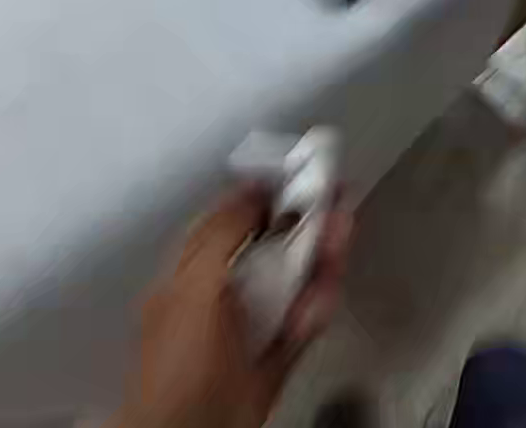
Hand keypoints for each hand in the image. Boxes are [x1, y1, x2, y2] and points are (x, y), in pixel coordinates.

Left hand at [115, 187, 353, 427]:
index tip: (303, 170)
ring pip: (300, 274)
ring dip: (324, 255)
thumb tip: (258, 184)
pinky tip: (327, 291)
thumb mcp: (194, 282)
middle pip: (277, 242)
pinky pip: (310, 312)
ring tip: (343, 235)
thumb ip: (226, 230)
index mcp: (194, 272)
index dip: (268, 192)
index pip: (235, 218)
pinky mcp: (282, 345)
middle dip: (311, 220)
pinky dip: (321, 300)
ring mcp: (256, 318)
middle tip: (340, 197)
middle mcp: (227, 290)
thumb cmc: (182, 355)